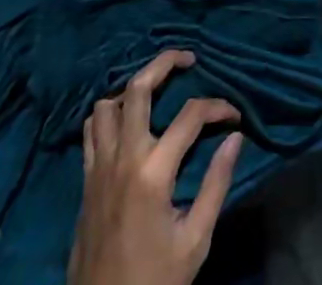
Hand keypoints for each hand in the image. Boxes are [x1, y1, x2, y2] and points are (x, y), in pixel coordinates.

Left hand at [68, 50, 245, 284]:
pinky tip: (127, 120)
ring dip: (131, 88)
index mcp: (153, 172)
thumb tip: (235, 138)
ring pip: (106, 104)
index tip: (235, 115)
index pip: (190, 116)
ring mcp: (98, 166)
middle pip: (138, 88)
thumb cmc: (155, 280)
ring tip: (157, 90)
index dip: (218, 107)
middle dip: (165, 63)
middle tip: (188, 58)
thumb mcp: (196, 239)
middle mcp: (122, 158)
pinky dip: (108, 114)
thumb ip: (216, 183)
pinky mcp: (85, 179)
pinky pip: (90, 130)